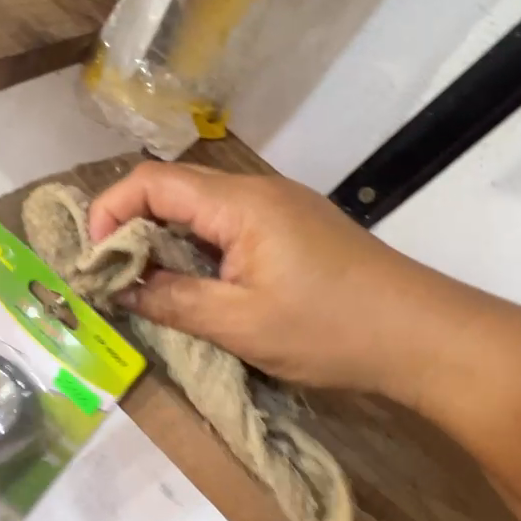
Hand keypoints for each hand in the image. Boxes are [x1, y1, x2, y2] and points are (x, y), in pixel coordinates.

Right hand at [89, 162, 477, 399]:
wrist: (426, 338)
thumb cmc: (331, 329)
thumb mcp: (238, 323)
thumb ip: (170, 300)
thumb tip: (117, 287)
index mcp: (240, 203)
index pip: (151, 182)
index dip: (109, 212)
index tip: (94, 262)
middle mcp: (255, 192)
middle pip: (171, 191)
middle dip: (129, 229)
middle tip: (113, 280)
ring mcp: (277, 209)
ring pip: (196, 210)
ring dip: (162, 243)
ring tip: (145, 288)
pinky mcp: (290, 231)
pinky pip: (224, 229)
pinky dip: (194, 252)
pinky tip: (192, 287)